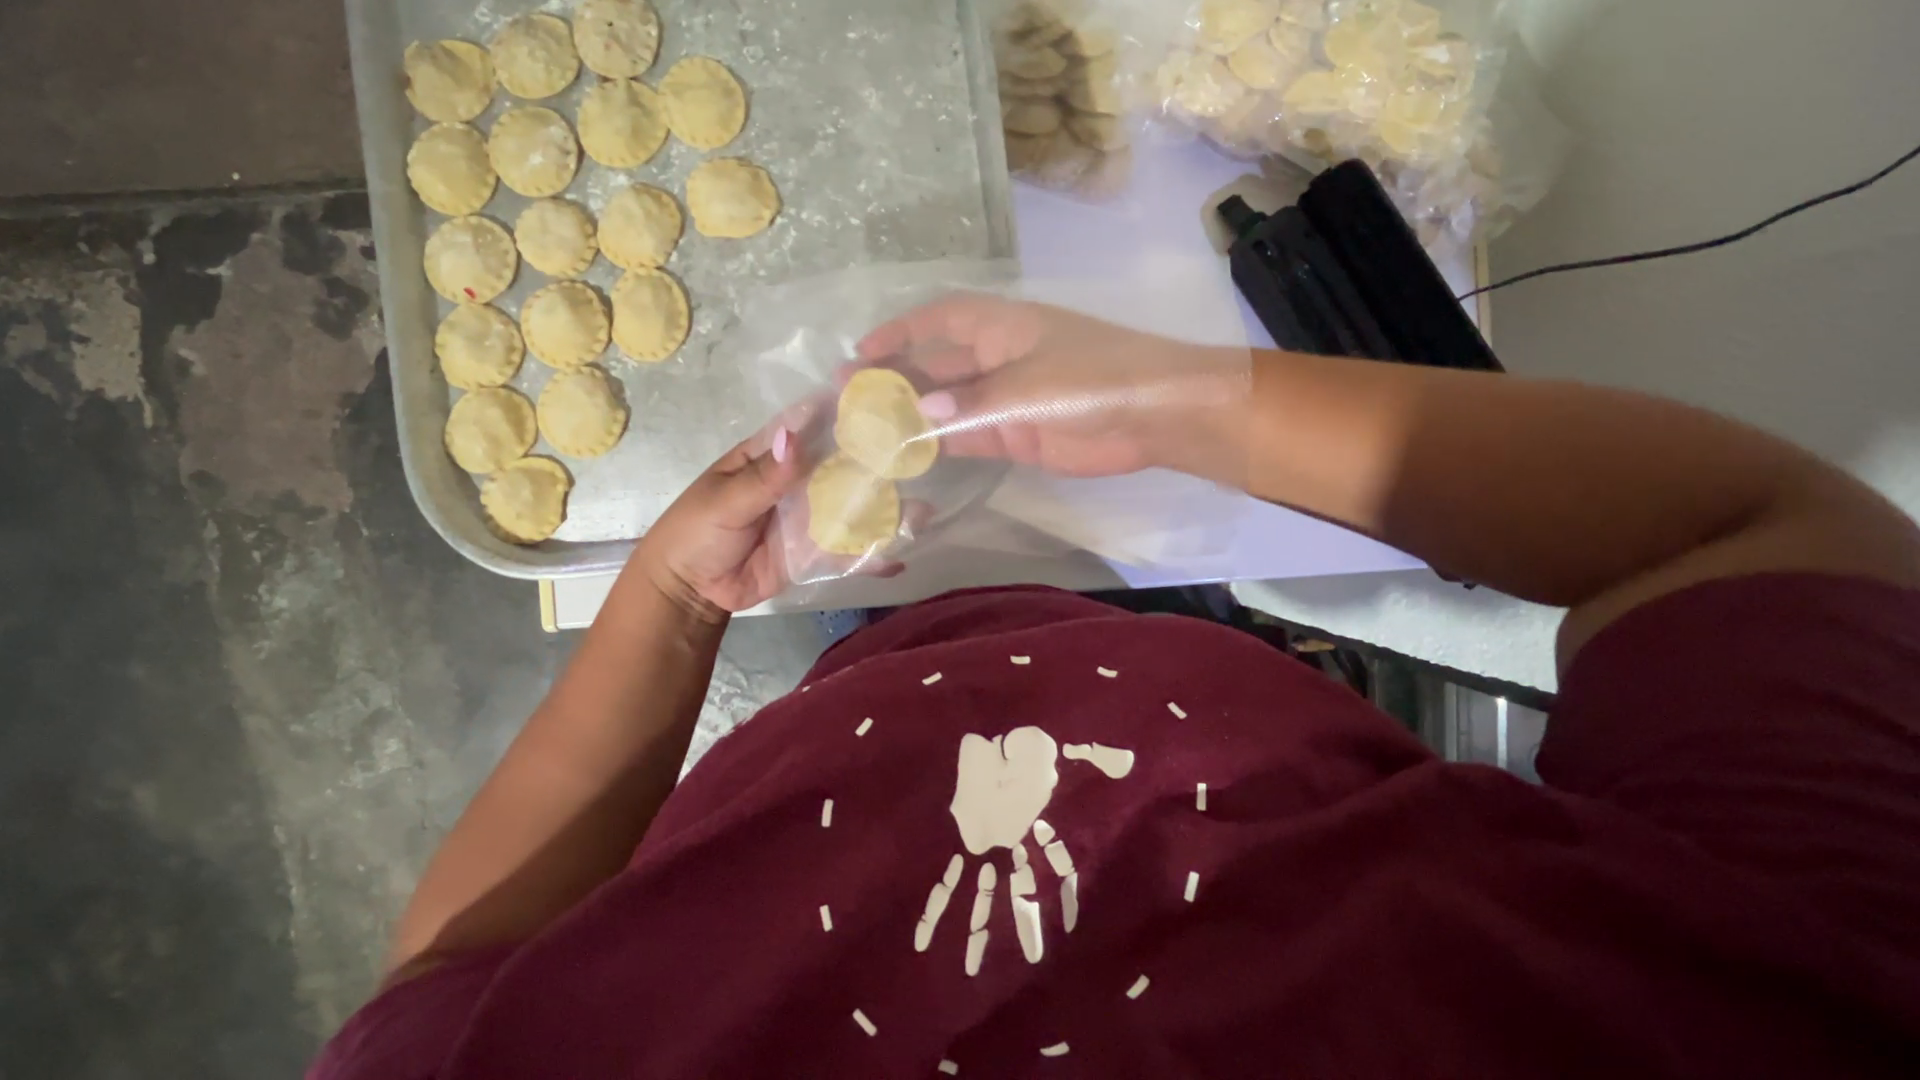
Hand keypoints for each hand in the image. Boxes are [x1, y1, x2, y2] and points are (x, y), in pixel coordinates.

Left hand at [631, 409, 916, 618]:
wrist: (689, 589)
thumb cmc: (696, 531)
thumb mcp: (725, 501)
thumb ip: (765, 476)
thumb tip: (794, 437)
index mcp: (772, 456)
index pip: (813, 426)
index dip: (845, 412)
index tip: (885, 403)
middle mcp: (799, 481)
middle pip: (843, 467)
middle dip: (879, 462)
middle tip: (923, 456)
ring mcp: (810, 517)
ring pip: (853, 509)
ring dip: (885, 511)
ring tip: (924, 514)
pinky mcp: (814, 552)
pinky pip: (847, 550)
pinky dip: (872, 555)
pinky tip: (901, 559)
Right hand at [855, 294, 1245, 480]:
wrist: (1153, 415)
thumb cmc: (1092, 379)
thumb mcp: (1027, 386)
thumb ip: (970, 403)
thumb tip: (917, 413)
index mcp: (1000, 326)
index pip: (939, 320)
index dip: (900, 332)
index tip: (861, 351)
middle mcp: (998, 356)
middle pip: (937, 365)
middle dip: (897, 378)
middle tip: (850, 398)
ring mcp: (1008, 396)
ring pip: (949, 403)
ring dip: (912, 413)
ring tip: (867, 429)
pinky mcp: (1019, 432)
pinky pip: (970, 433)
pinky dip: (941, 441)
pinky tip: (908, 452)